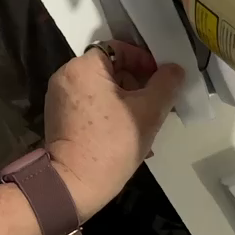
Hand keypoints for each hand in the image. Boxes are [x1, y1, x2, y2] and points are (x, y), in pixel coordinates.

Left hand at [43, 41, 184, 217]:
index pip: (118, 49)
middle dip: (137, 84)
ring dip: (127, 100)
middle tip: (157, 103)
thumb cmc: (112, 144)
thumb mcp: (148, 112)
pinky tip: (129, 132)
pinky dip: (110, 111)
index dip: (143, 60)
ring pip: (102, 89)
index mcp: (83, 68)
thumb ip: (165, 84)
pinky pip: (90, 104)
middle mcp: (66, 76)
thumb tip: (175, 69)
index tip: (161, 79)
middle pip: (110, 69)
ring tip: (147, 121)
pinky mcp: (60, 117)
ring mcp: (60, 98)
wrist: (74, 184)